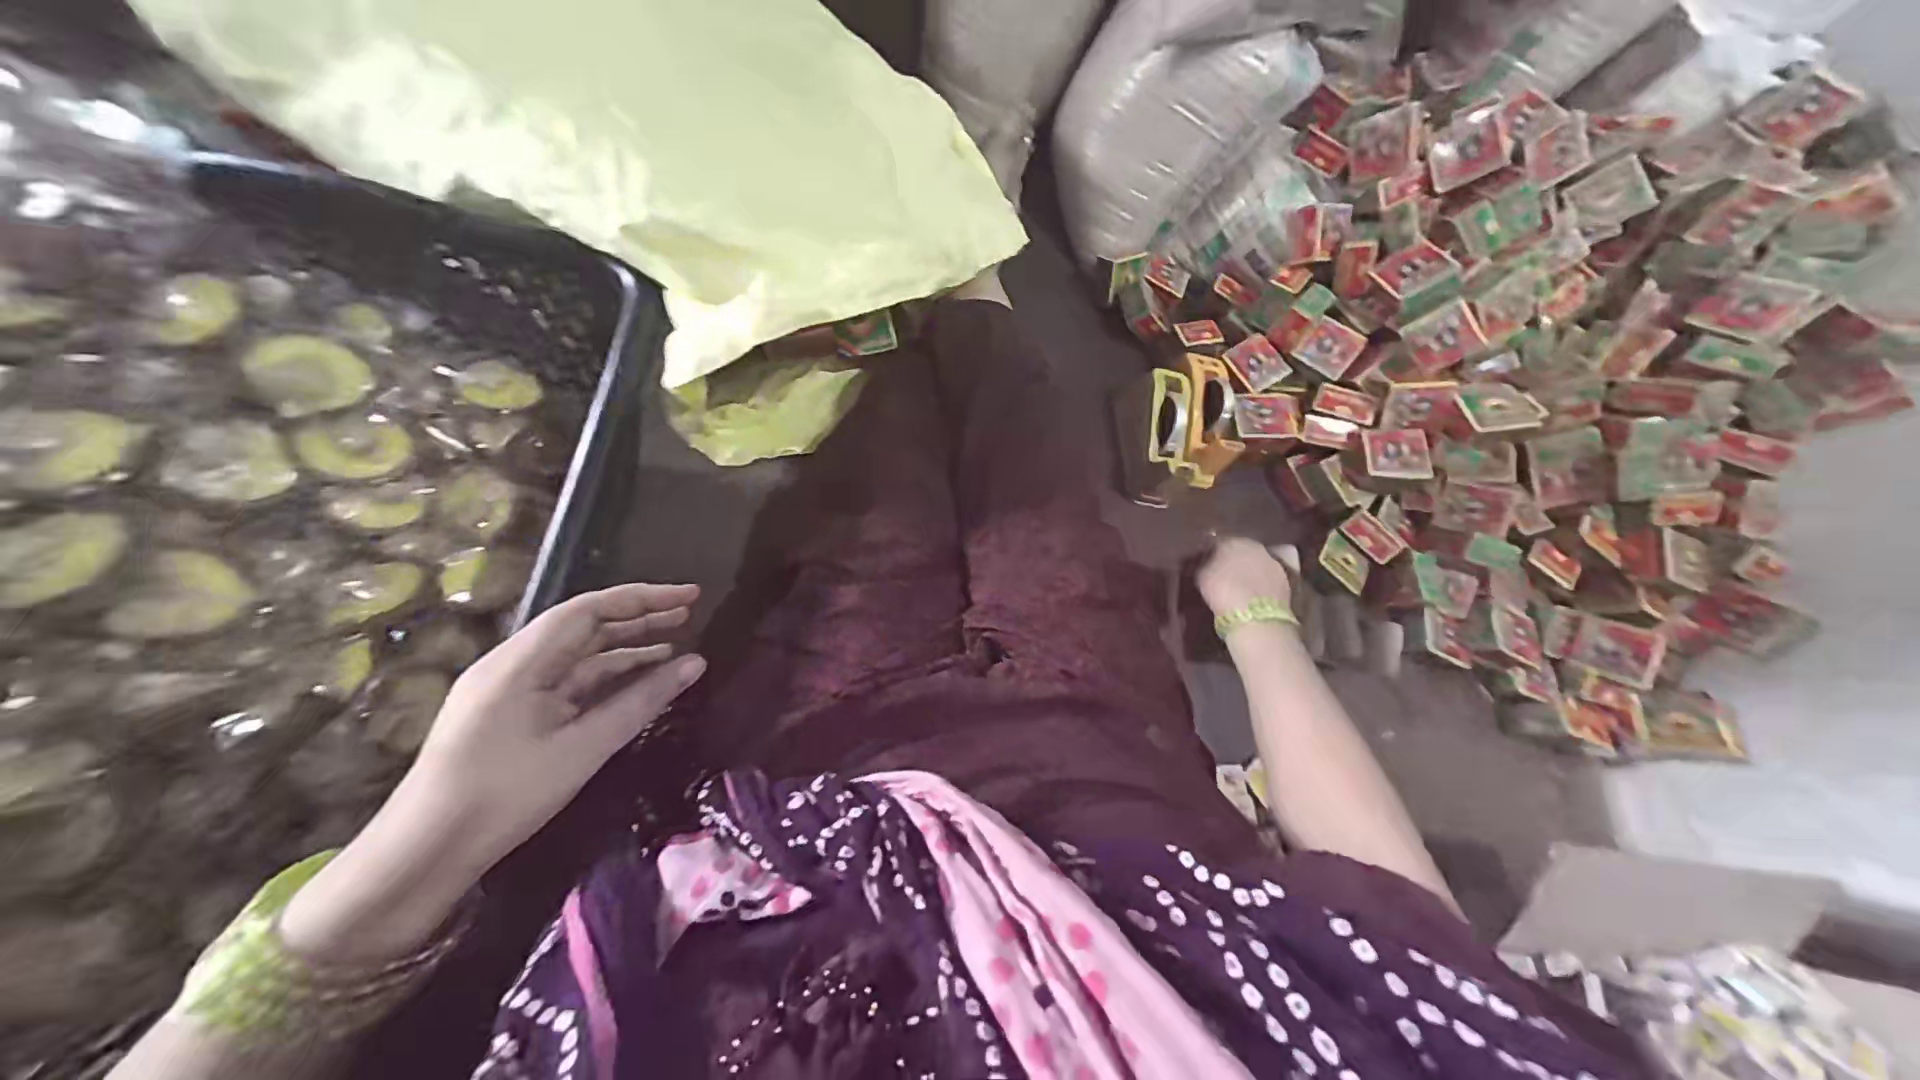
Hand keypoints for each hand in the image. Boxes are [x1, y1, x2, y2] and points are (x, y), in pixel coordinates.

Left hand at [281, 583, 704, 962]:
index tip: (689, 596)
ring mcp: (511, 689)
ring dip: (626, 647)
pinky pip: (568, 682)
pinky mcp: (513, 712)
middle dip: (639, 617)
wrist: (423, 853)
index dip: (644, 597)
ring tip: (675, 643)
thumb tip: (696, 663)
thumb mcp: (583, 747)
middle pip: (584, 626)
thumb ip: (642, 700)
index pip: (589, 609)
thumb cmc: (504, 795)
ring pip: (578, 655)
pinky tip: (637, 680)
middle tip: (690, 613)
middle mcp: (513, 664)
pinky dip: (606, 677)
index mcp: (521, 662)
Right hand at [1196, 536, 1294, 615]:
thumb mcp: (1202, 576)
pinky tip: (1255, 594)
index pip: (1220, 542)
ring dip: (1251, 570)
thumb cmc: (1221, 591)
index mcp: (1232, 541)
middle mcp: (1255, 546)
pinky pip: (1269, 577)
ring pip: (1258, 562)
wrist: (1253, 615)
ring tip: (1242, 585)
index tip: (1208, 563)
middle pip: (1242, 550)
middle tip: (1226, 573)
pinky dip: (1263, 582)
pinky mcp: (1286, 579)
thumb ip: (1205, 564)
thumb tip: (1206, 561)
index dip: (1214, 553)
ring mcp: (1273, 562)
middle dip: (1235, 559)